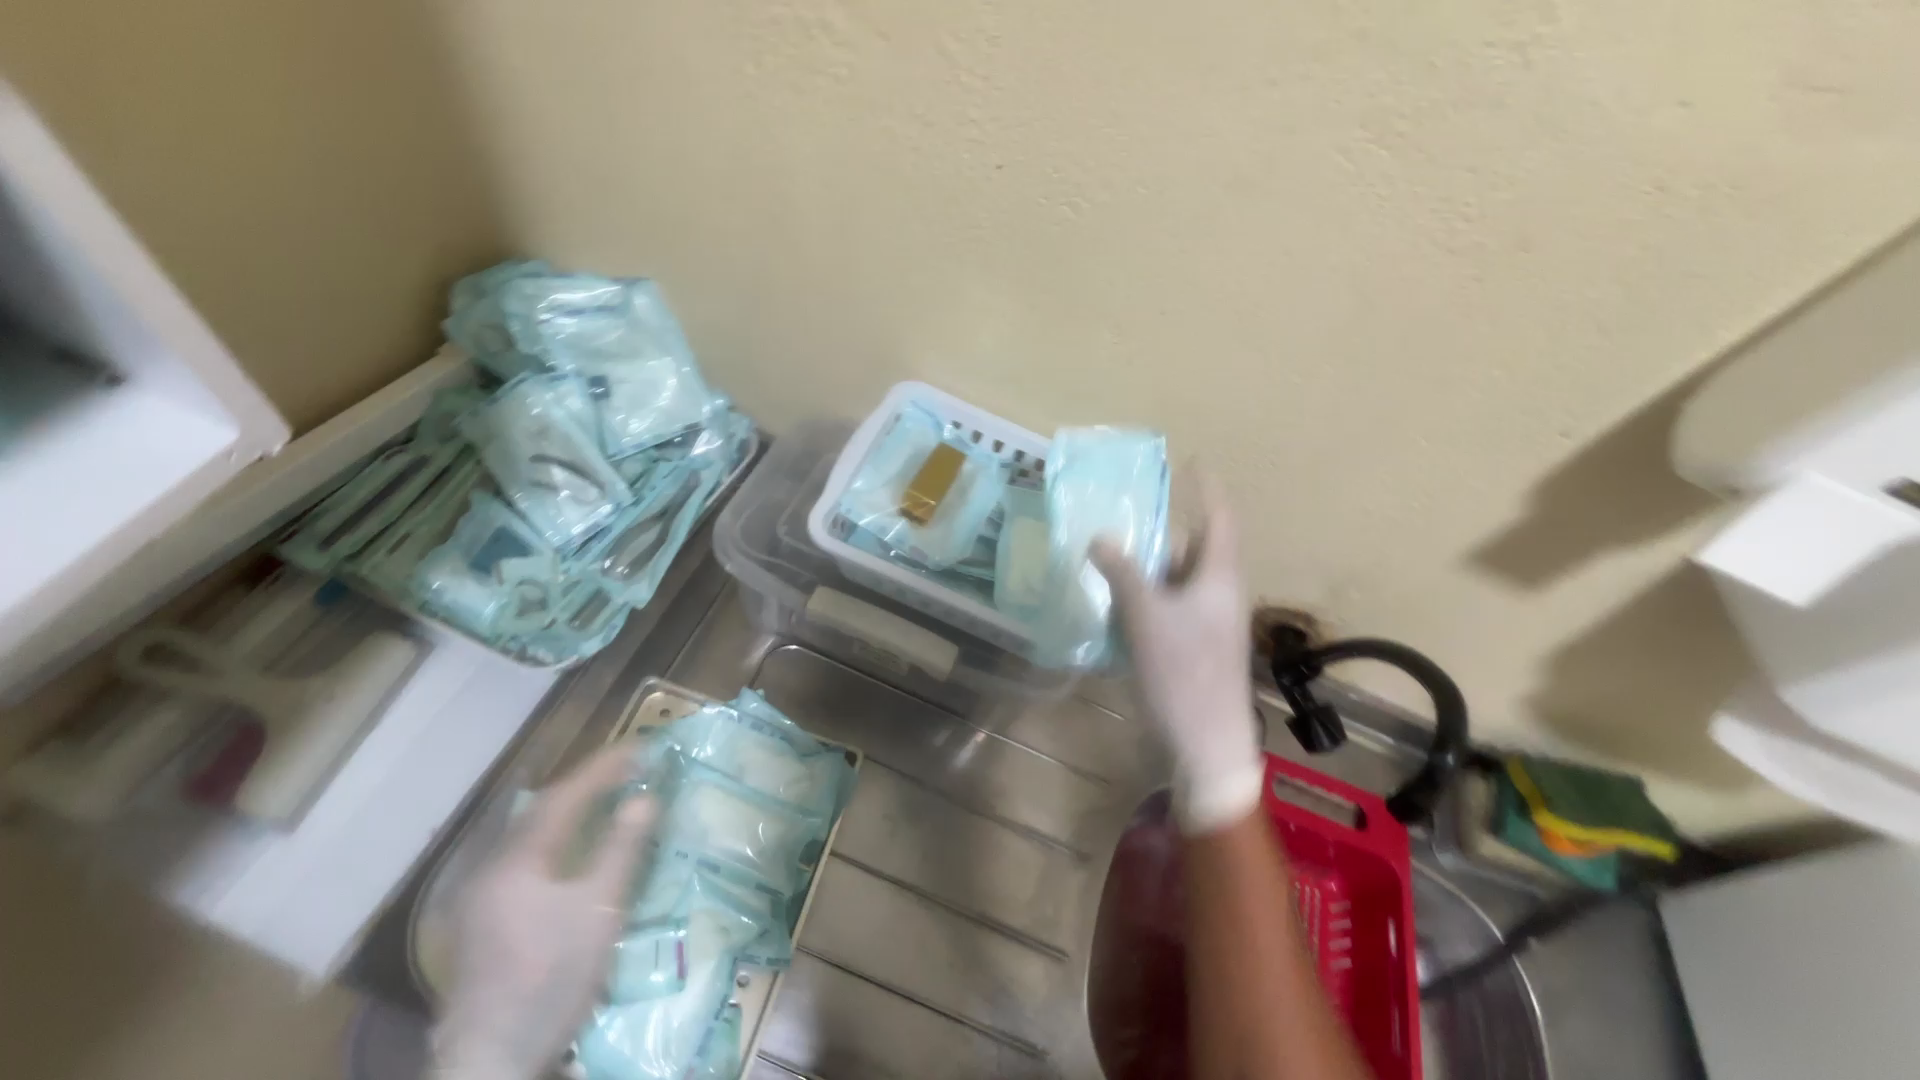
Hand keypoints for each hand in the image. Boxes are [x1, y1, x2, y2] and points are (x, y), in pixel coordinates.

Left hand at [433, 742, 657, 1079]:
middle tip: (628, 771)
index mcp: (518, 859)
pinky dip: (556, 843)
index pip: (565, 796)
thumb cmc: (551, 977)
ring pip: (531, 839)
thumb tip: (645, 798)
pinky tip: (573, 854)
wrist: (491, 1058)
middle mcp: (491, 868)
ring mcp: (480, 897)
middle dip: (586, 787)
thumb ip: (621, 849)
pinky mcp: (481, 923)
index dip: (604, 769)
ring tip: (607, 801)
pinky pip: (524, 862)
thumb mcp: (598, 910)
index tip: (640, 748)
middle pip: (543, 812)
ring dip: (570, 814)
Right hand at [1092, 474, 1263, 834]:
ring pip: (1176, 584)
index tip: (1193, 463)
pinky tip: (1114, 610)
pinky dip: (1144, 603)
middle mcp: (1219, 596)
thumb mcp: (1146, 616)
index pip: (1219, 519)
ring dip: (1146, 572)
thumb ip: (1122, 573)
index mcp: (1220, 579)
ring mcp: (1208, 626)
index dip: (1207, 490)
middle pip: (1192, 552)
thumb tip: (1099, 538)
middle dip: (1159, 536)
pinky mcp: (1194, 652)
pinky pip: (1169, 612)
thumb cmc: (1183, 674)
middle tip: (1122, 521)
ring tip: (1107, 562)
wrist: (1206, 744)